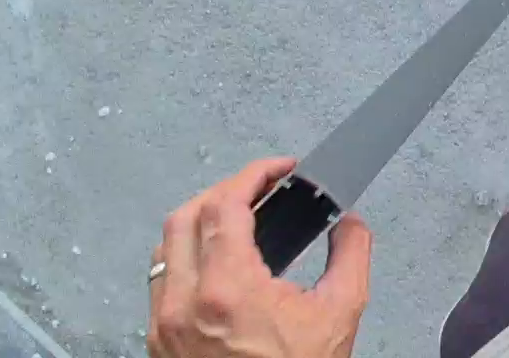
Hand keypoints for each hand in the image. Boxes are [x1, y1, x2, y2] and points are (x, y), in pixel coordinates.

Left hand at [148, 158, 371, 357]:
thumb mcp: (344, 304)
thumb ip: (351, 249)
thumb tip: (348, 220)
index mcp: (227, 289)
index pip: (223, 207)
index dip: (254, 174)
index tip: (283, 168)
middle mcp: (181, 304)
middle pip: (183, 219)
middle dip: (227, 189)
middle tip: (266, 185)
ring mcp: (162, 325)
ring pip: (165, 248)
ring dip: (205, 218)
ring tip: (247, 213)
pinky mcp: (157, 340)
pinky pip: (164, 276)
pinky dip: (193, 249)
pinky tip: (228, 253)